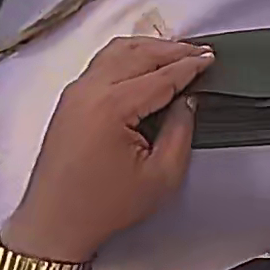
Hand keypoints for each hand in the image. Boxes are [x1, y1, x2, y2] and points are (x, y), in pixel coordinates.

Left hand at [4, 37, 212, 262]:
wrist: (55, 222)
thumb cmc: (109, 205)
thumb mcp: (162, 176)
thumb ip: (180, 131)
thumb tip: (188, 100)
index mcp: (112, 106)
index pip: (161, 75)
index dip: (190, 66)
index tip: (213, 59)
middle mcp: (90, 89)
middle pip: (139, 54)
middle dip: (174, 50)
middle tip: (203, 52)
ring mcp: (76, 91)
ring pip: (118, 51)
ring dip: (151, 48)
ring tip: (179, 53)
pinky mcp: (71, 98)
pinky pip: (104, 61)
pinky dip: (130, 54)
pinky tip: (147, 62)